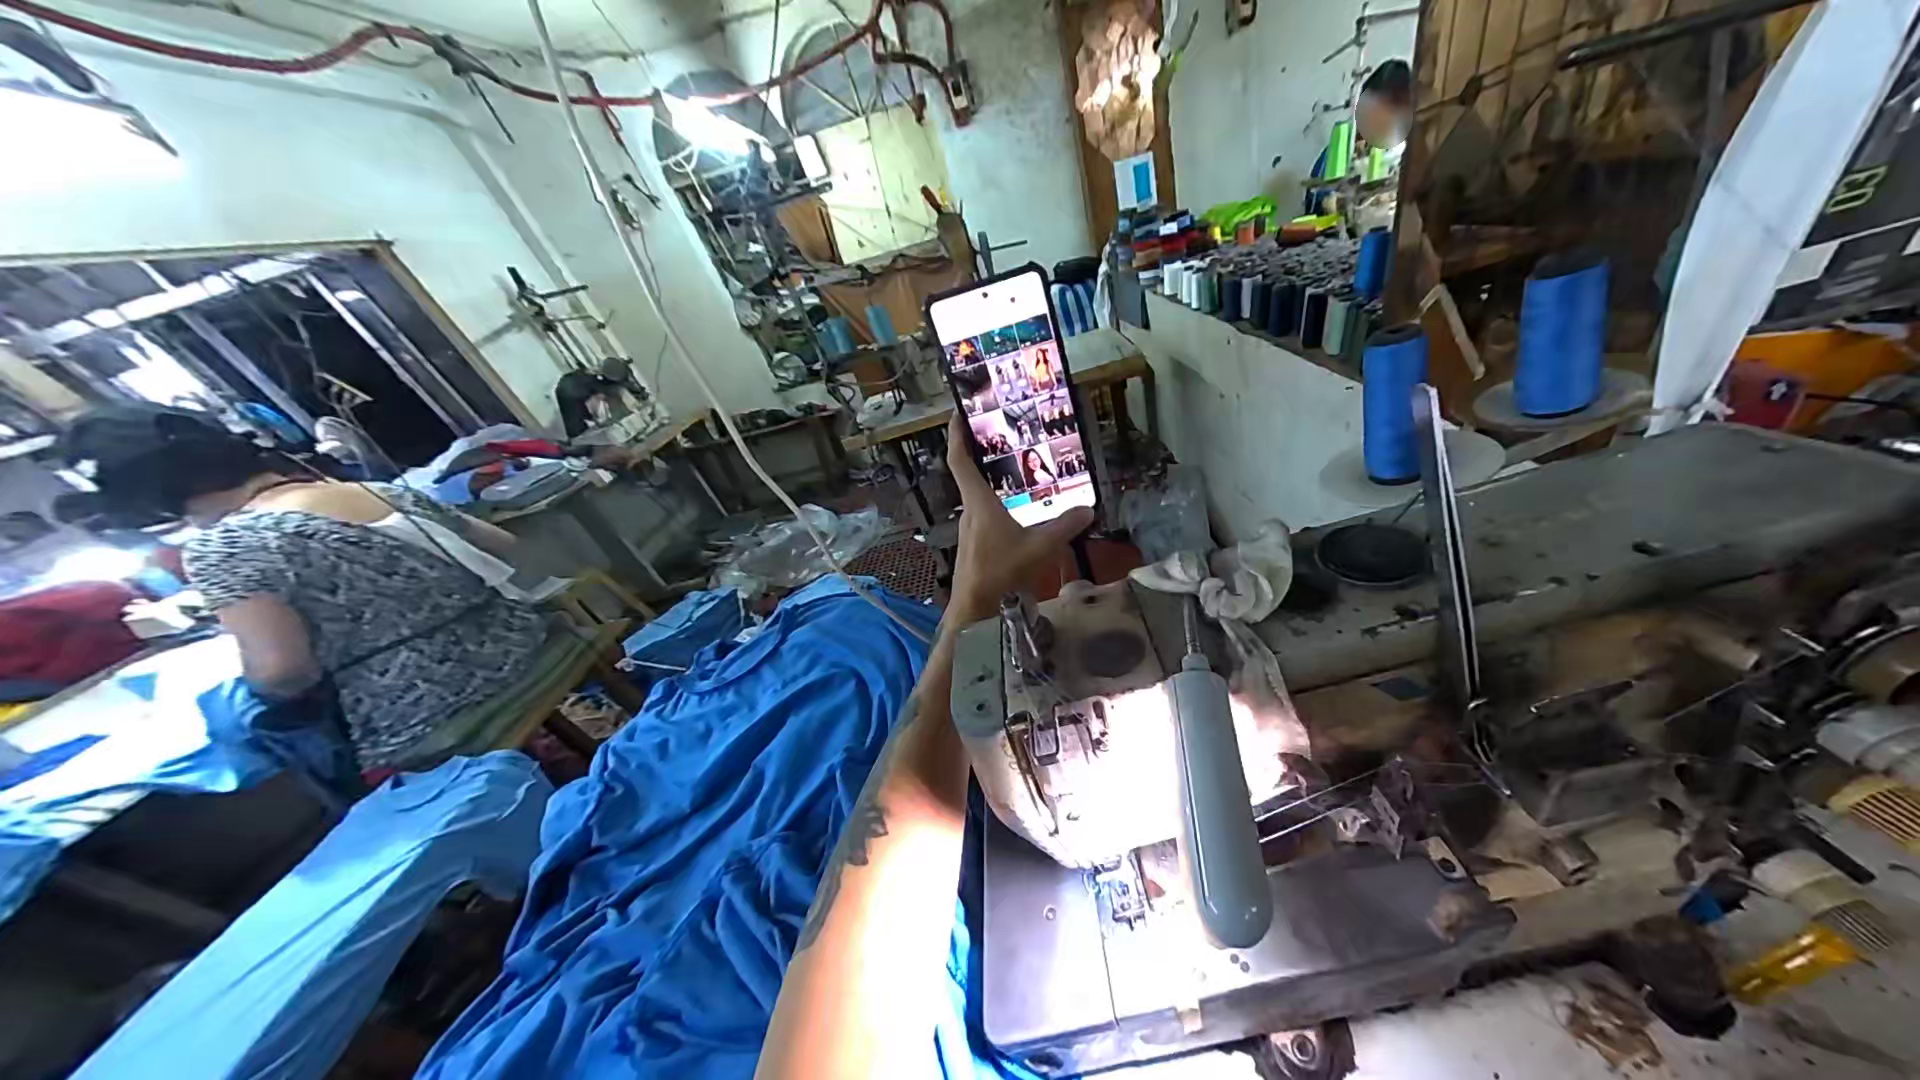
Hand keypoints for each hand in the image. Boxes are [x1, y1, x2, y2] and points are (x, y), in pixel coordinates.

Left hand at [944, 414, 1093, 624]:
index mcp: (979, 503)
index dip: (956, 436)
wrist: (976, 610)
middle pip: (968, 476)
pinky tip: (1014, 512)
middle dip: (980, 454)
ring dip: (989, 482)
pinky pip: (982, 515)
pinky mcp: (973, 544)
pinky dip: (995, 504)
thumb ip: (1065, 526)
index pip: (960, 461)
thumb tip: (1088, 509)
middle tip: (999, 437)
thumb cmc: (1001, 572)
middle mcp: (969, 512)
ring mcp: (969, 530)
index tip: (957, 414)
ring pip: (976, 497)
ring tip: (1012, 471)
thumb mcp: (1040, 548)